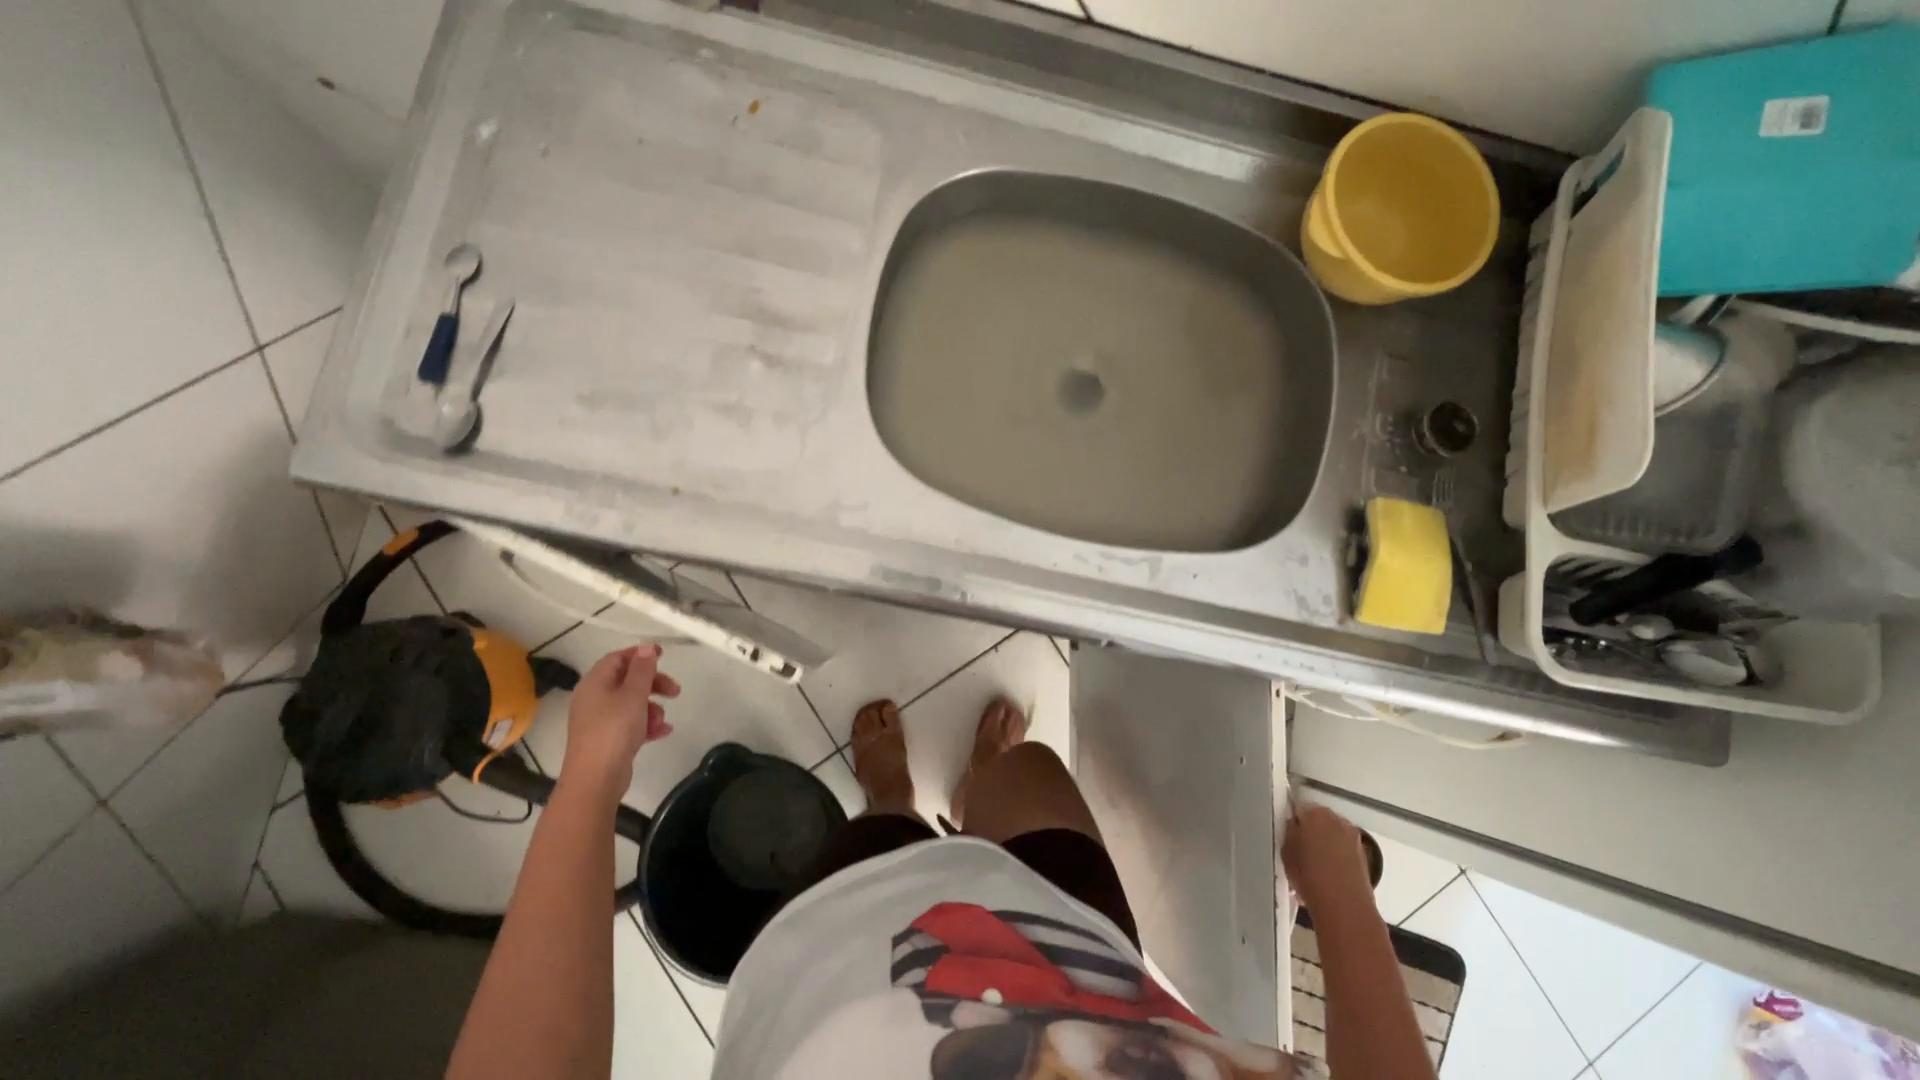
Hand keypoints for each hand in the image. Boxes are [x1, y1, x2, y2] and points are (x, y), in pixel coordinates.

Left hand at [562, 645, 678, 791]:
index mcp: (595, 683)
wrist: (596, 778)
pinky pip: (631, 724)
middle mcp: (594, 698)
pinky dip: (647, 724)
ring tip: (662, 721)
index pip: (617, 659)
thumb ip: (642, 670)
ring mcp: (600, 720)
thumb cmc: (614, 730)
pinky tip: (663, 732)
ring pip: (631, 704)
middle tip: (674, 691)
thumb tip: (646, 647)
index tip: (663, 655)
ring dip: (652, 708)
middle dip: (653, 684)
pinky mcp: (608, 739)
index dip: (640, 654)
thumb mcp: (633, 695)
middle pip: (627, 681)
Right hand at [1282, 802, 1374, 913]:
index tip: (1287, 836)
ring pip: (1332, 836)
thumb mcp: (1286, 853)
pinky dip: (1335, 858)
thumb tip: (1294, 828)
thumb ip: (1289, 834)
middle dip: (1310, 832)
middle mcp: (1338, 819)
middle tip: (1299, 852)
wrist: (1345, 906)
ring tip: (1313, 868)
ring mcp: (1354, 837)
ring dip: (1324, 846)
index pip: (1299, 807)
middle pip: (1319, 820)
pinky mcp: (1364, 856)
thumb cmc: (1309, 876)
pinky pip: (1343, 850)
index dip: (1292, 822)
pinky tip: (1326, 877)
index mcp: (1316, 813)